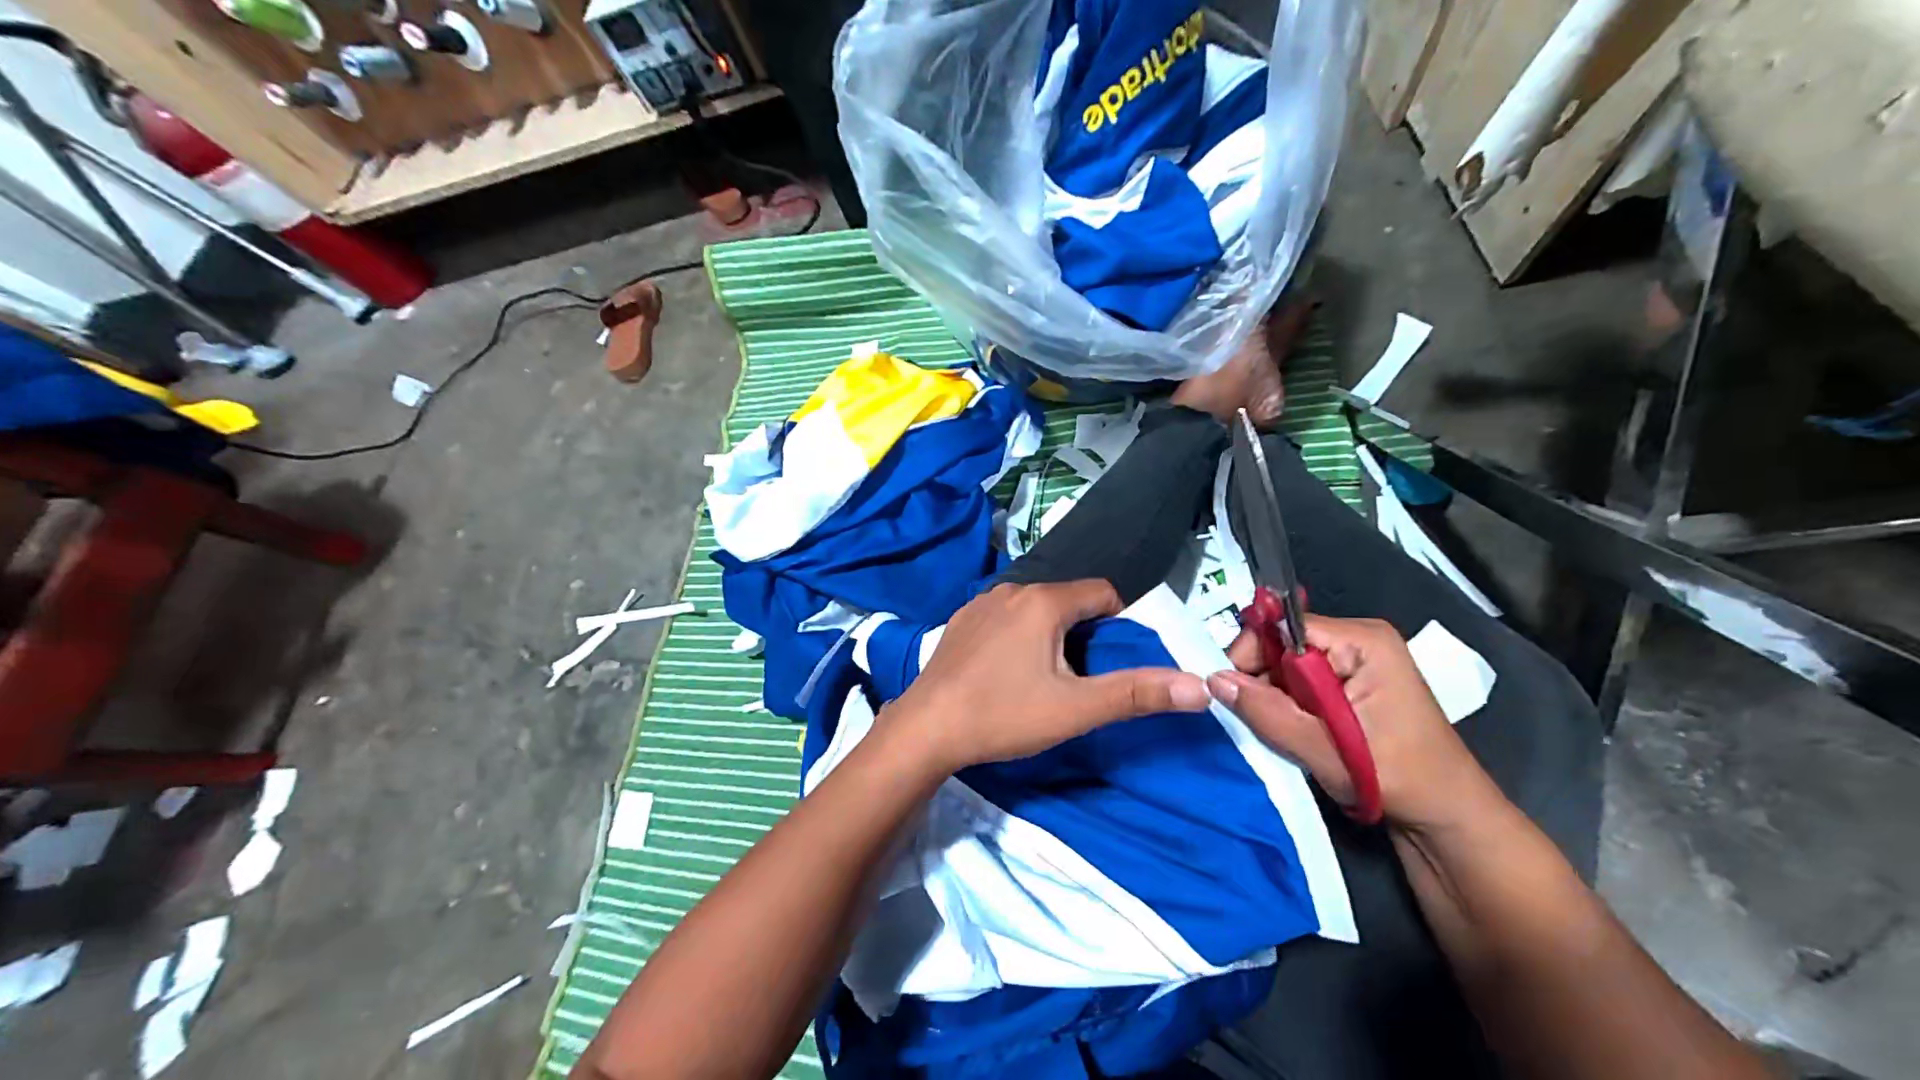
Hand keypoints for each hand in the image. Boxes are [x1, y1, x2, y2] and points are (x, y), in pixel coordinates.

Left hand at [893, 580, 1210, 772]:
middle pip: (1069, 600)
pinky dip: (1017, 636)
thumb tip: (1199, 686)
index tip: (1110, 662)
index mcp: (1044, 601)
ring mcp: (981, 602)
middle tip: (1077, 678)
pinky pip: (1005, 617)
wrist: (926, 728)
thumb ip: (1136, 694)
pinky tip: (1005, 672)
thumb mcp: (1075, 709)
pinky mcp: (960, 620)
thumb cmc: (1003, 715)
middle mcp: (1012, 589)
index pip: (1103, 593)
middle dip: (1083, 632)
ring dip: (1050, 635)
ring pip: (1035, 609)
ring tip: (1041, 678)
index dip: (1118, 624)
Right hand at [1207, 615, 1500, 830]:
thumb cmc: (1400, 780)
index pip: (1283, 627)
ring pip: (1286, 667)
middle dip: (1261, 681)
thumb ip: (1269, 713)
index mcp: (1363, 641)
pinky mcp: (1348, 684)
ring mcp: (1354, 663)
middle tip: (1257, 721)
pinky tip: (1294, 733)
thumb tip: (1214, 680)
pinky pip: (1299, 683)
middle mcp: (1357, 641)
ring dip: (1274, 699)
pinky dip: (1287, 707)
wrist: (1447, 819)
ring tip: (1280, 733)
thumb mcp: (1326, 750)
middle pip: (1282, 645)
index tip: (1230, 692)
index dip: (1252, 655)